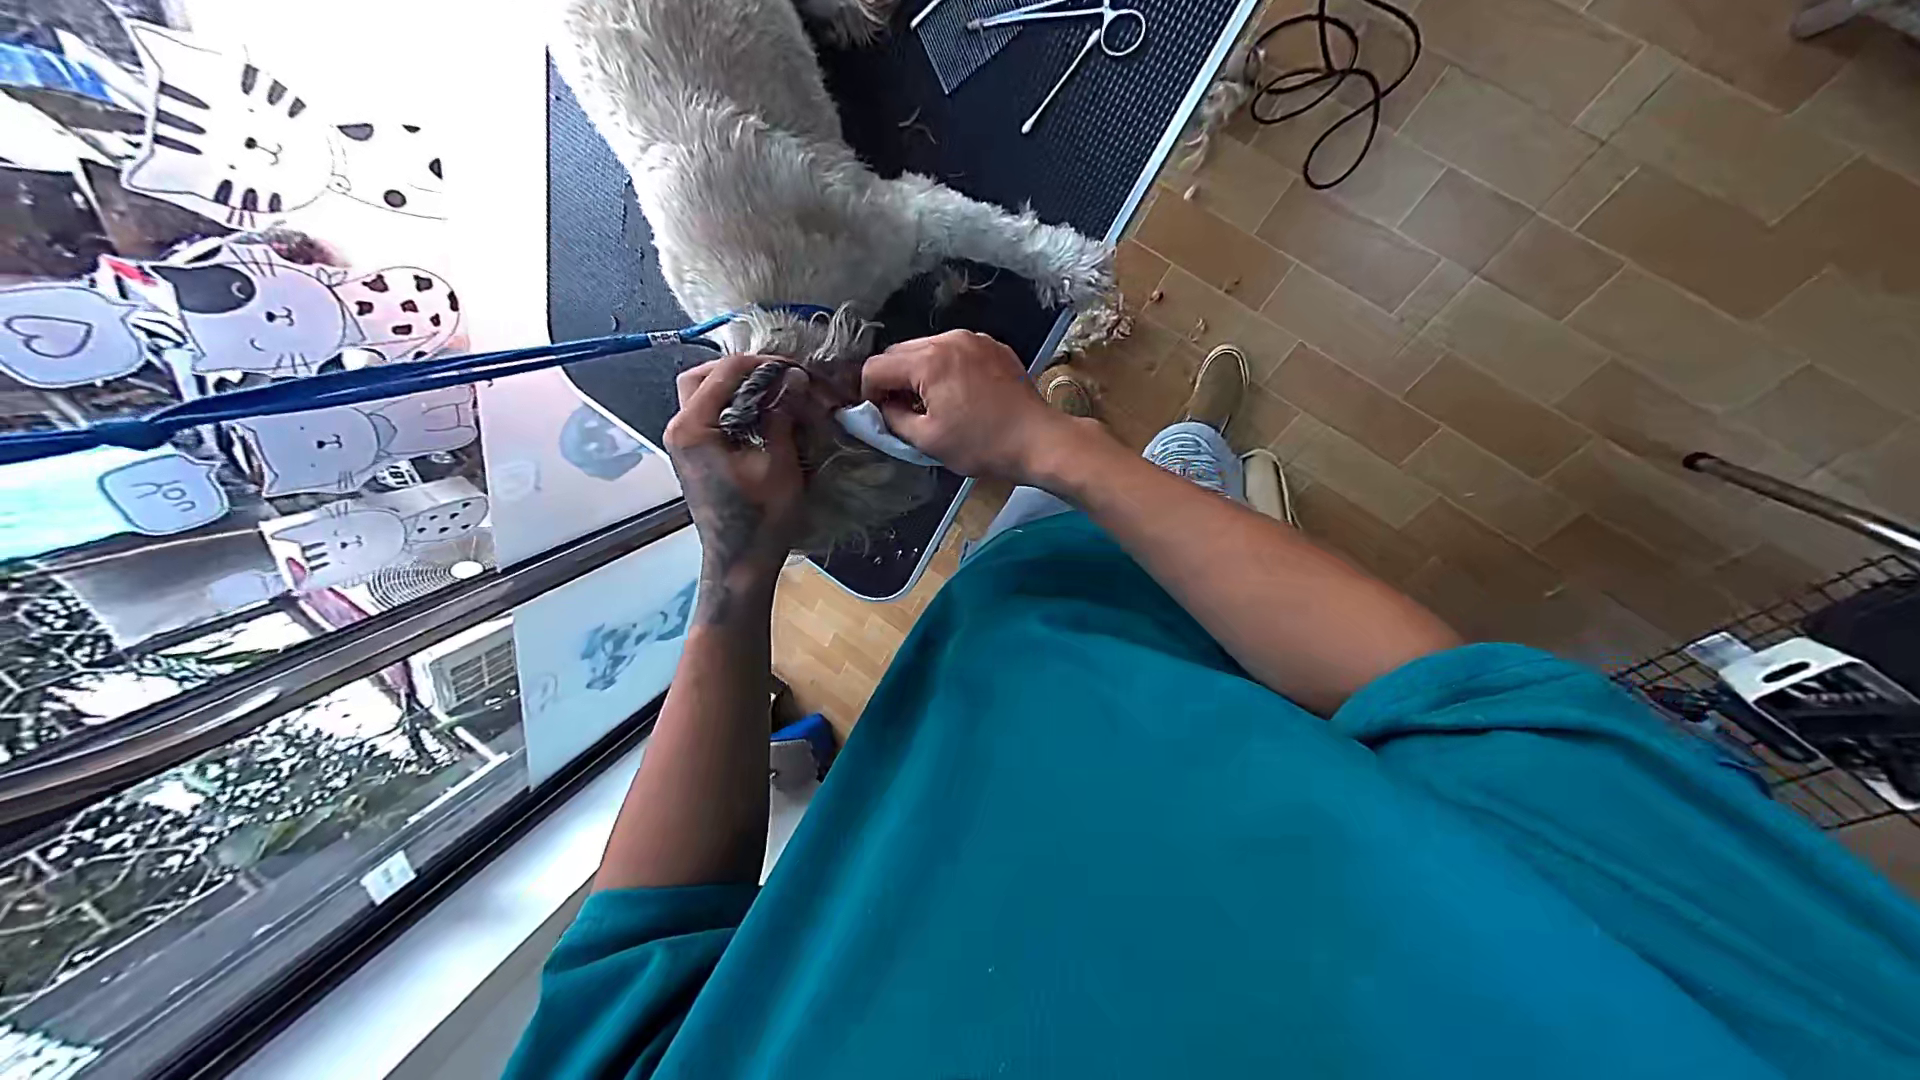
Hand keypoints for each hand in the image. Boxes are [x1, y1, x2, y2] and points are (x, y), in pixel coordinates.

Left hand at [665, 355, 807, 599]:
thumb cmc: (761, 517)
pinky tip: (760, 416)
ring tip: (772, 394)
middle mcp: (679, 429)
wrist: (741, 561)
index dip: (763, 364)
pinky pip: (707, 416)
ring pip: (701, 395)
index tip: (796, 370)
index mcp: (693, 428)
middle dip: (740, 370)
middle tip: (778, 377)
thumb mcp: (779, 462)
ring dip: (734, 387)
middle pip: (701, 377)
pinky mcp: (694, 456)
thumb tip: (794, 378)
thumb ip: (781, 414)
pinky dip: (731, 407)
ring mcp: (683, 444)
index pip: (725, 372)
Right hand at [860, 331, 1092, 484]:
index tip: (879, 414)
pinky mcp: (993, 347)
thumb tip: (880, 409)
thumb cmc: (983, 444)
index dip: (869, 393)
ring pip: (927, 349)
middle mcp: (949, 340)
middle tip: (902, 411)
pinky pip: (954, 351)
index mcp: (929, 361)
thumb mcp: (928, 440)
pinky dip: (945, 368)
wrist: (1038, 440)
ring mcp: (974, 339)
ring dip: (919, 373)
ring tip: (931, 404)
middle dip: (893, 380)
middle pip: (900, 353)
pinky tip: (957, 395)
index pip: (877, 366)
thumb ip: (892, 419)